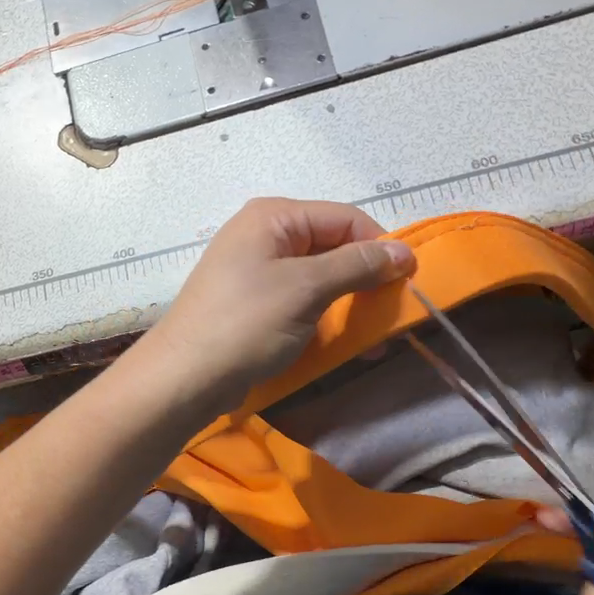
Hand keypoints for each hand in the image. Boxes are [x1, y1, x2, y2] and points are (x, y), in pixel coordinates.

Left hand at [135, 198, 414, 414]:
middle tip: (392, 313)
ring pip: (319, 278)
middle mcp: (264, 236)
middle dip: (366, 278)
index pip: (345, 218)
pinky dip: (325, 319)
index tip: (408, 282)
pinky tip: (345, 344)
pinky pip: (301, 302)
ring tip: (373, 338)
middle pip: (333, 246)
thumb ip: (356, 266)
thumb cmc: (245, 324)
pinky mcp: (254, 306)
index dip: (380, 246)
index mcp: (273, 217)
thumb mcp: (306, 288)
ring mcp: (256, 272)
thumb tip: (403, 253)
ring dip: (349, 304)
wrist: (185, 377)